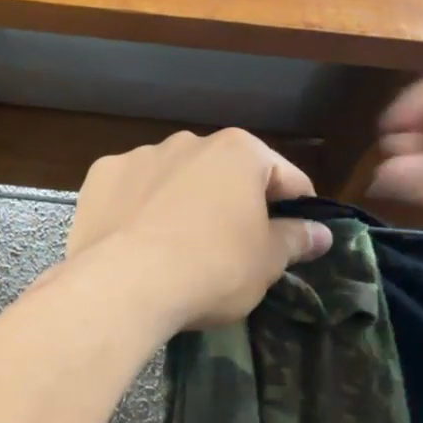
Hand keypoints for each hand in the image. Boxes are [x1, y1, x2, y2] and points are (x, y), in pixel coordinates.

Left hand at [64, 129, 330, 330]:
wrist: (125, 282)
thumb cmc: (212, 267)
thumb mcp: (267, 261)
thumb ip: (295, 239)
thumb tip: (321, 232)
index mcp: (238, 151)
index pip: (285, 177)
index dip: (297, 208)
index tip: (296, 236)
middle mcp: (188, 141)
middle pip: (224, 172)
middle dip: (233, 202)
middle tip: (234, 248)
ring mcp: (139, 154)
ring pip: (175, 178)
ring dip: (183, 201)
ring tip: (178, 247)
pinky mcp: (101, 175)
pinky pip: (131, 190)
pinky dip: (139, 208)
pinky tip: (137, 241)